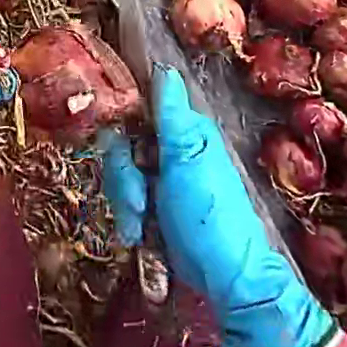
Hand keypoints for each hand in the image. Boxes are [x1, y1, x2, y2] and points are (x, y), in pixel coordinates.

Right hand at [98, 67, 335, 346]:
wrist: (227, 280)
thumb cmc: (211, 213)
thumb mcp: (187, 159)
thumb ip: (170, 112)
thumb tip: (163, 66)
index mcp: (183, 129)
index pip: (136, 107)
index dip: (123, 128)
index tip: (128, 150)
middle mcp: (170, 148)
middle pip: (121, 145)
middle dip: (124, 177)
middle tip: (141, 201)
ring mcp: (161, 179)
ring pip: (120, 175)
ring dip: (126, 204)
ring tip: (143, 227)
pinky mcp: (154, 207)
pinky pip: (125, 201)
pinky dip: (130, 221)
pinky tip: (142, 238)